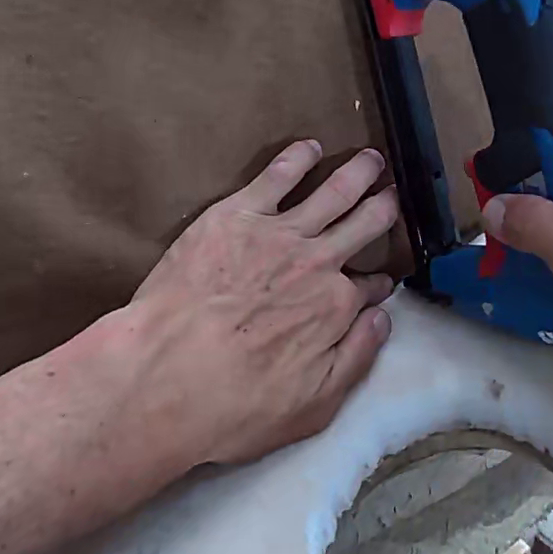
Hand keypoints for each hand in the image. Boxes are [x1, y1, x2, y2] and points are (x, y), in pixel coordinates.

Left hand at [120, 141, 399, 468]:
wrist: (158, 378)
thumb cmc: (233, 405)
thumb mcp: (314, 406)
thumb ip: (358, 358)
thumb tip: (384, 319)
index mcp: (336, 304)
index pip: (371, 285)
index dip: (378, 282)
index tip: (380, 281)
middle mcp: (320, 261)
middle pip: (366, 223)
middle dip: (385, 206)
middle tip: (394, 193)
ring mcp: (281, 233)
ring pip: (334, 191)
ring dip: (358, 172)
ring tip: (371, 158)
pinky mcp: (239, 214)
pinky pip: (277, 177)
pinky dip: (298, 159)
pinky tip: (310, 148)